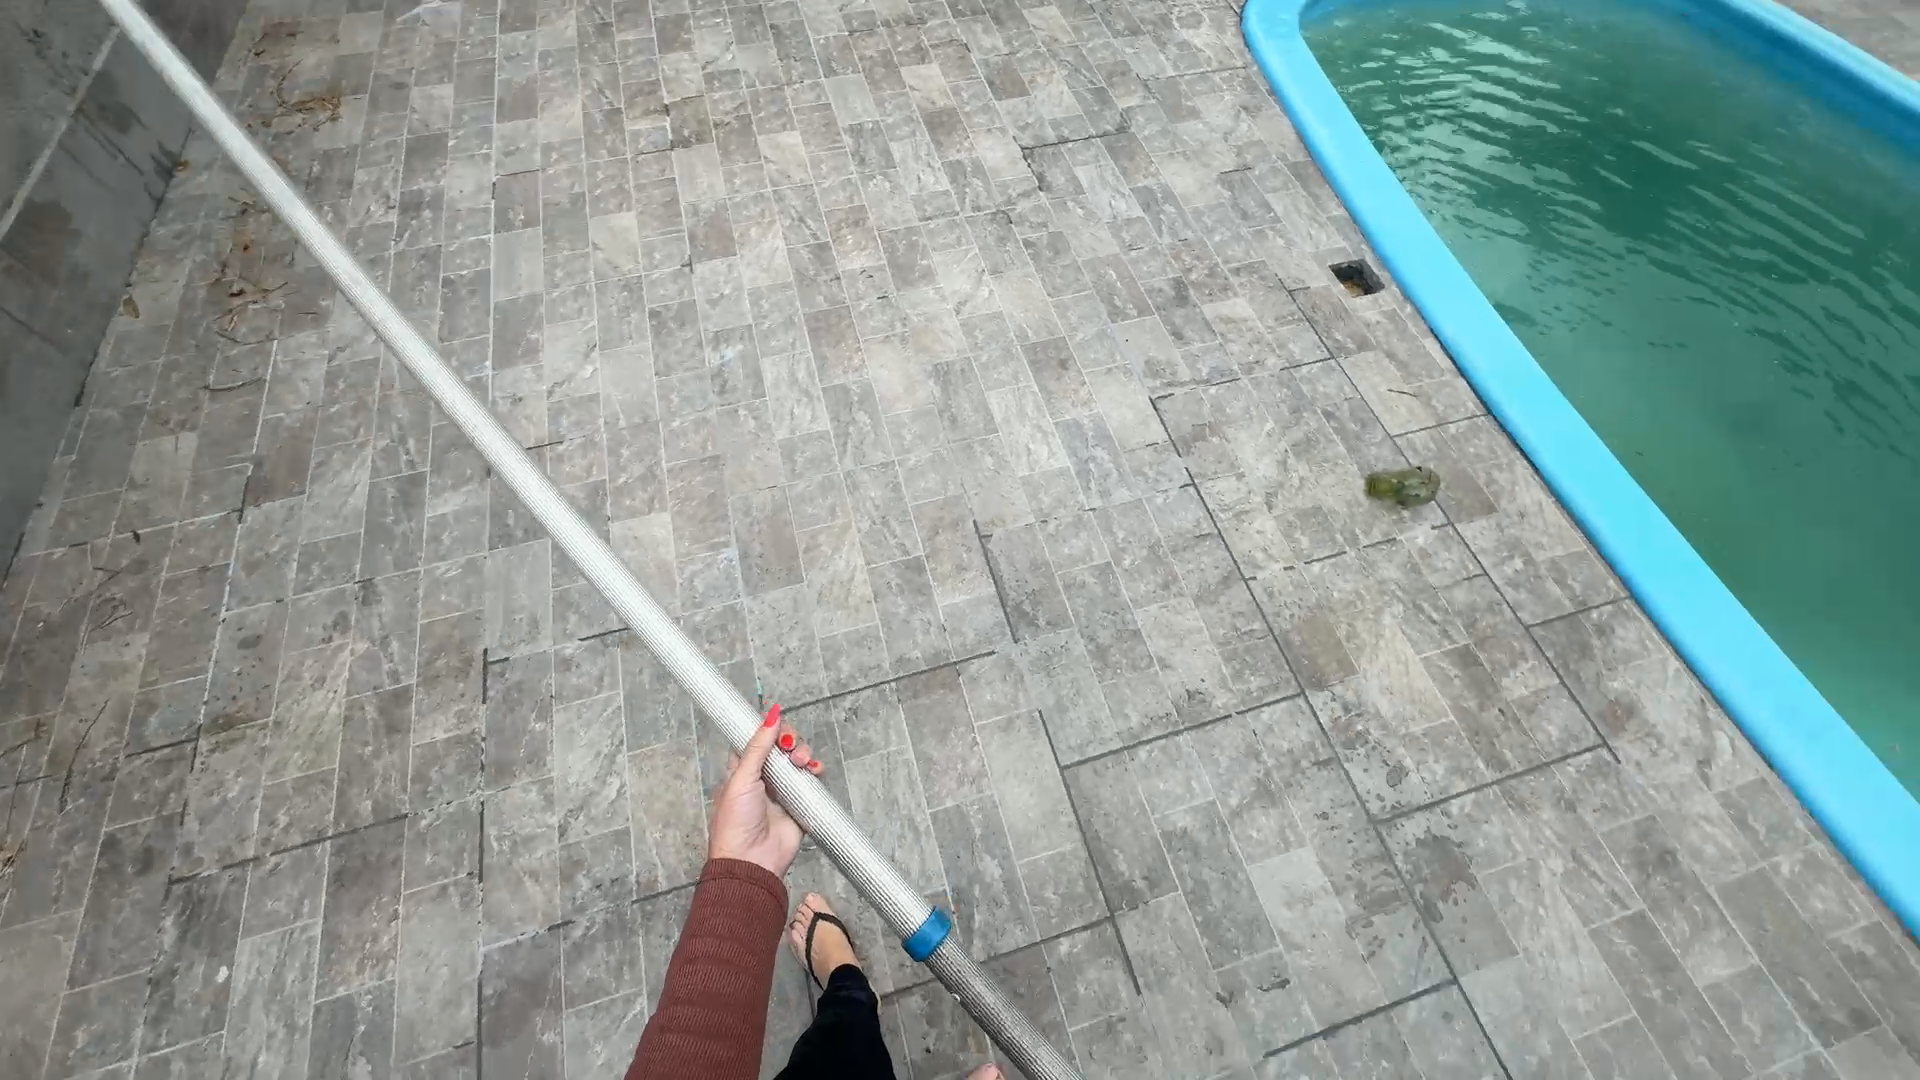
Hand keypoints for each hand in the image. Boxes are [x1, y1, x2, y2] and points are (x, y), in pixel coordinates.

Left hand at [707, 705, 822, 878]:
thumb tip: (769, 717)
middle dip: (789, 740)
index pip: (757, 739)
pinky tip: (813, 771)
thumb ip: (757, 747)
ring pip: (798, 759)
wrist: (752, 861)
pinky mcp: (800, 802)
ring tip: (801, 762)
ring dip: (803, 754)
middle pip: (781, 746)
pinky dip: (815, 771)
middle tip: (789, 746)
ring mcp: (783, 789)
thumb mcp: (742, 779)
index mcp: (742, 770)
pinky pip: (812, 780)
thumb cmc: (735, 825)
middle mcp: (763, 777)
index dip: (768, 728)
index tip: (776, 721)